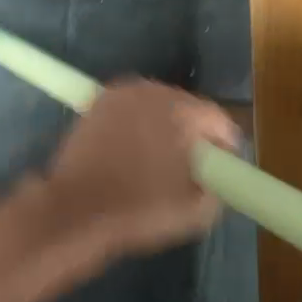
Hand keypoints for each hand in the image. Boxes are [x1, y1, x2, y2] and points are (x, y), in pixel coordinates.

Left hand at [41, 79, 241, 257]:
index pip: (217, 117)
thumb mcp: (194, 211)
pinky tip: (134, 148)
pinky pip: (132, 108)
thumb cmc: (139, 209)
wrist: (76, 209)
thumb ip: (217, 187)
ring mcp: (123, 92)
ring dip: (166, 124)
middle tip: (194, 163)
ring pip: (158, 104)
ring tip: (162, 156)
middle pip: (187, 106)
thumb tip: (217, 177)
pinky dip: (138, 122)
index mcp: (180, 111)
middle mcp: (153, 90)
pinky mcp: (99, 101)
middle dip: (194, 130)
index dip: (224, 142)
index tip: (224, 166)